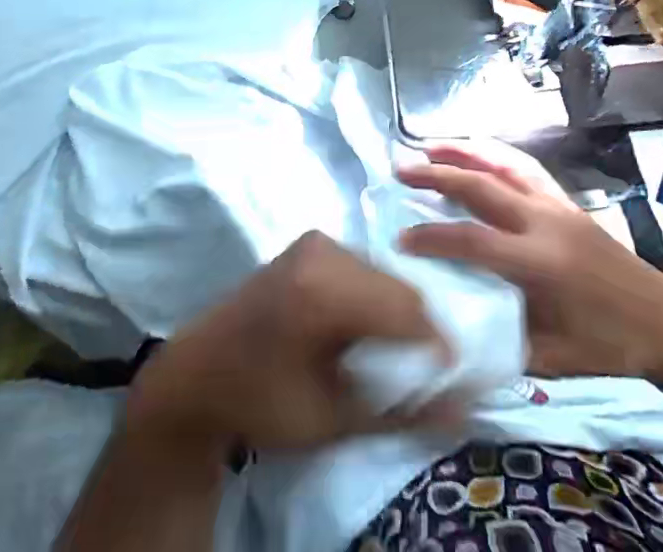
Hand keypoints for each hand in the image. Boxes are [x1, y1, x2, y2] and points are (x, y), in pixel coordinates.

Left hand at [127, 231, 453, 454]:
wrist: (196, 373)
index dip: (437, 348)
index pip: (409, 313)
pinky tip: (359, 330)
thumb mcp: (331, 419)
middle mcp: (322, 252)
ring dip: (395, 314)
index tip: (450, 381)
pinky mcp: (308, 244)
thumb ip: (401, 411)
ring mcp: (314, 242)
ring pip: (384, 276)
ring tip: (386, 355)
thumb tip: (466, 407)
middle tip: (417, 373)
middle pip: (399, 289)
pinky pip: (363, 267)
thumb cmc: (259, 400)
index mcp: (323, 291)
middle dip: (417, 332)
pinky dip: (373, 297)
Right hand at [397, 141, 662, 384]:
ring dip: (464, 151)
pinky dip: (495, 154)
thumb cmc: (609, 345)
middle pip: (482, 186)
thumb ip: (500, 344)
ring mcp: (558, 206)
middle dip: (436, 175)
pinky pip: (525, 167)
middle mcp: (545, 224)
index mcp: (539, 264)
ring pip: (505, 164)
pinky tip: (477, 152)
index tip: (400, 239)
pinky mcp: (567, 202)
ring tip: (431, 145)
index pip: (472, 240)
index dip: (431, 237)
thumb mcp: (551, 360)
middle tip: (400, 168)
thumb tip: (452, 332)